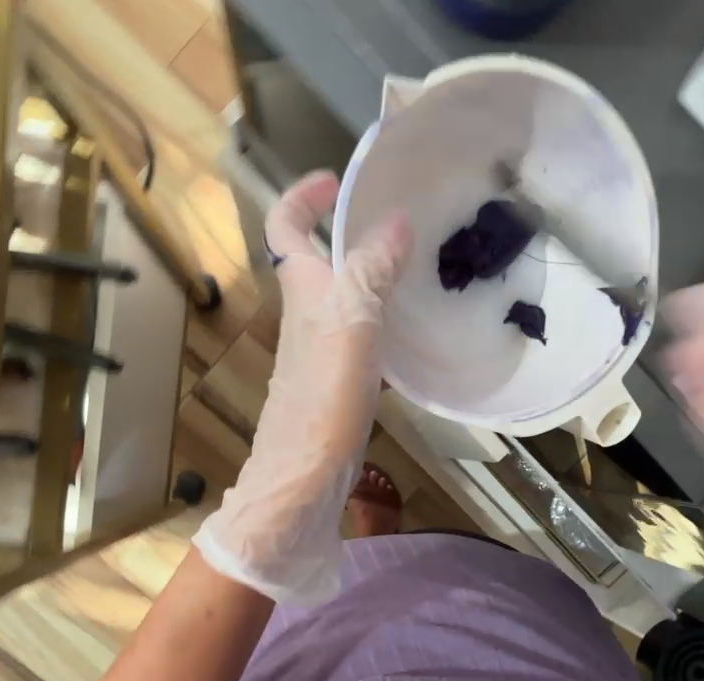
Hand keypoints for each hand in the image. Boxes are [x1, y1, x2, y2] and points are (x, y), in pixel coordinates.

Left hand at [192, 171, 411, 604]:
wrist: (304, 477)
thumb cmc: (323, 396)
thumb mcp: (352, 322)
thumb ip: (373, 270)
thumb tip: (397, 218)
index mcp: (302, 292)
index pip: (285, 227)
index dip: (302, 196)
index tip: (336, 181)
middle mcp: (306, 317)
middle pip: (319, 261)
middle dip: (349, 233)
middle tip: (401, 224)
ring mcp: (320, 353)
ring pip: (343, 299)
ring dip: (372, 277)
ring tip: (418, 268)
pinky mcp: (336, 385)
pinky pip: (359, 336)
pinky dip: (382, 322)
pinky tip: (411, 332)